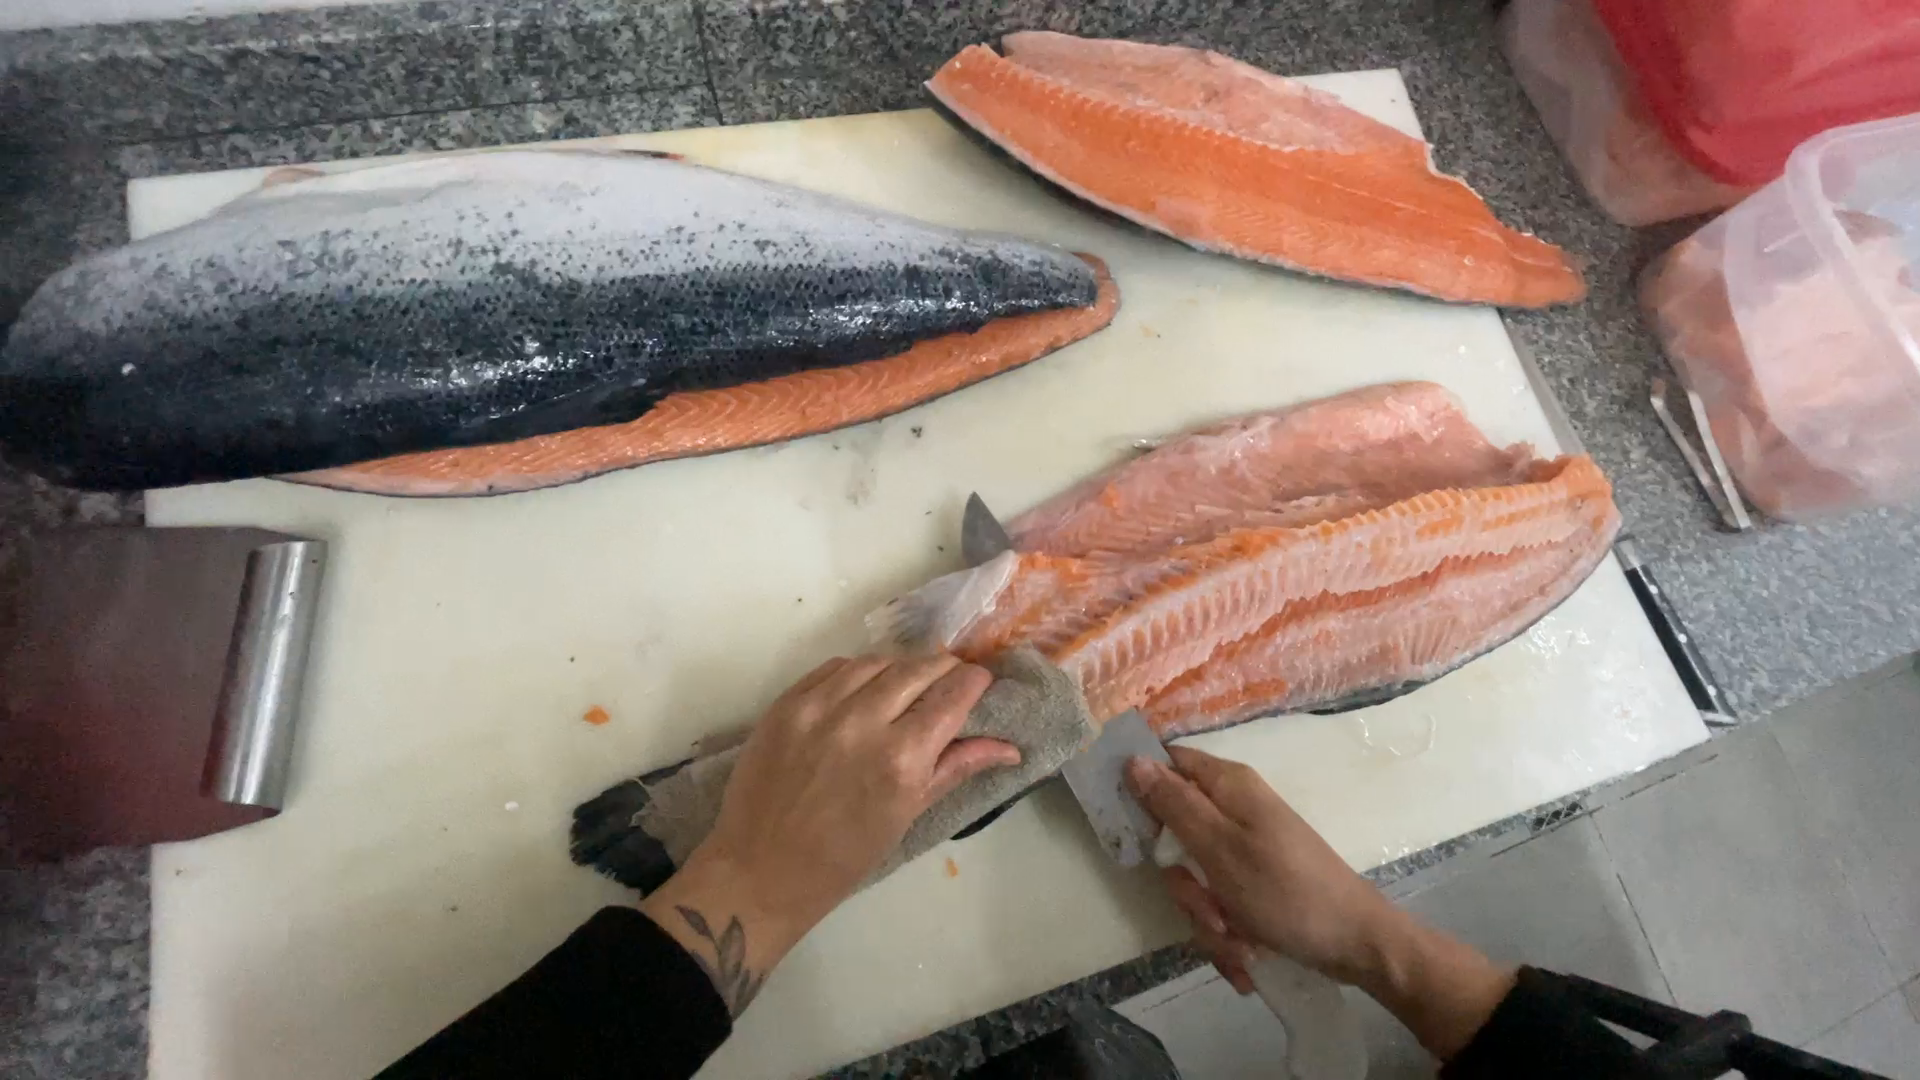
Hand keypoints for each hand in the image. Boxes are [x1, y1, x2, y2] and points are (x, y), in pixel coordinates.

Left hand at [641, 654, 1019, 1014]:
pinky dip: (859, 671)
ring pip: (877, 661)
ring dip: (901, 667)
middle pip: (918, 669)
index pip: (951, 695)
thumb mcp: (908, 815)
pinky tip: (865, 689)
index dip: (973, 682)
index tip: (981, 681)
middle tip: (951, 679)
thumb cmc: (843, 857)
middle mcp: (862, 722)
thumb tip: (1008, 747)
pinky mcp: (788, 701)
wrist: (759, 869)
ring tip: (908, 685)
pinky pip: (837, 666)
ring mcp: (819, 707)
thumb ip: (956, 767)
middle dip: (943, 669)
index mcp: (900, 760)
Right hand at [1126, 746, 1398, 988]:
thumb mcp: (1219, 848)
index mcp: (1227, 785)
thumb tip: (1132, 760)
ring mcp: (1245, 845)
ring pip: (1194, 873)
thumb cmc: (1287, 891)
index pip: (1167, 764)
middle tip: (1206, 906)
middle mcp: (1233, 807)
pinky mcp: (1254, 879)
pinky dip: (1226, 929)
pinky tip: (1246, 954)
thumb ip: (1173, 804)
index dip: (1143, 790)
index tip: (1134, 830)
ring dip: (1205, 914)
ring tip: (1235, 940)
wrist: (1360, 947)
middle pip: (1175, 830)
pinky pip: (1218, 898)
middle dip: (1184, 880)